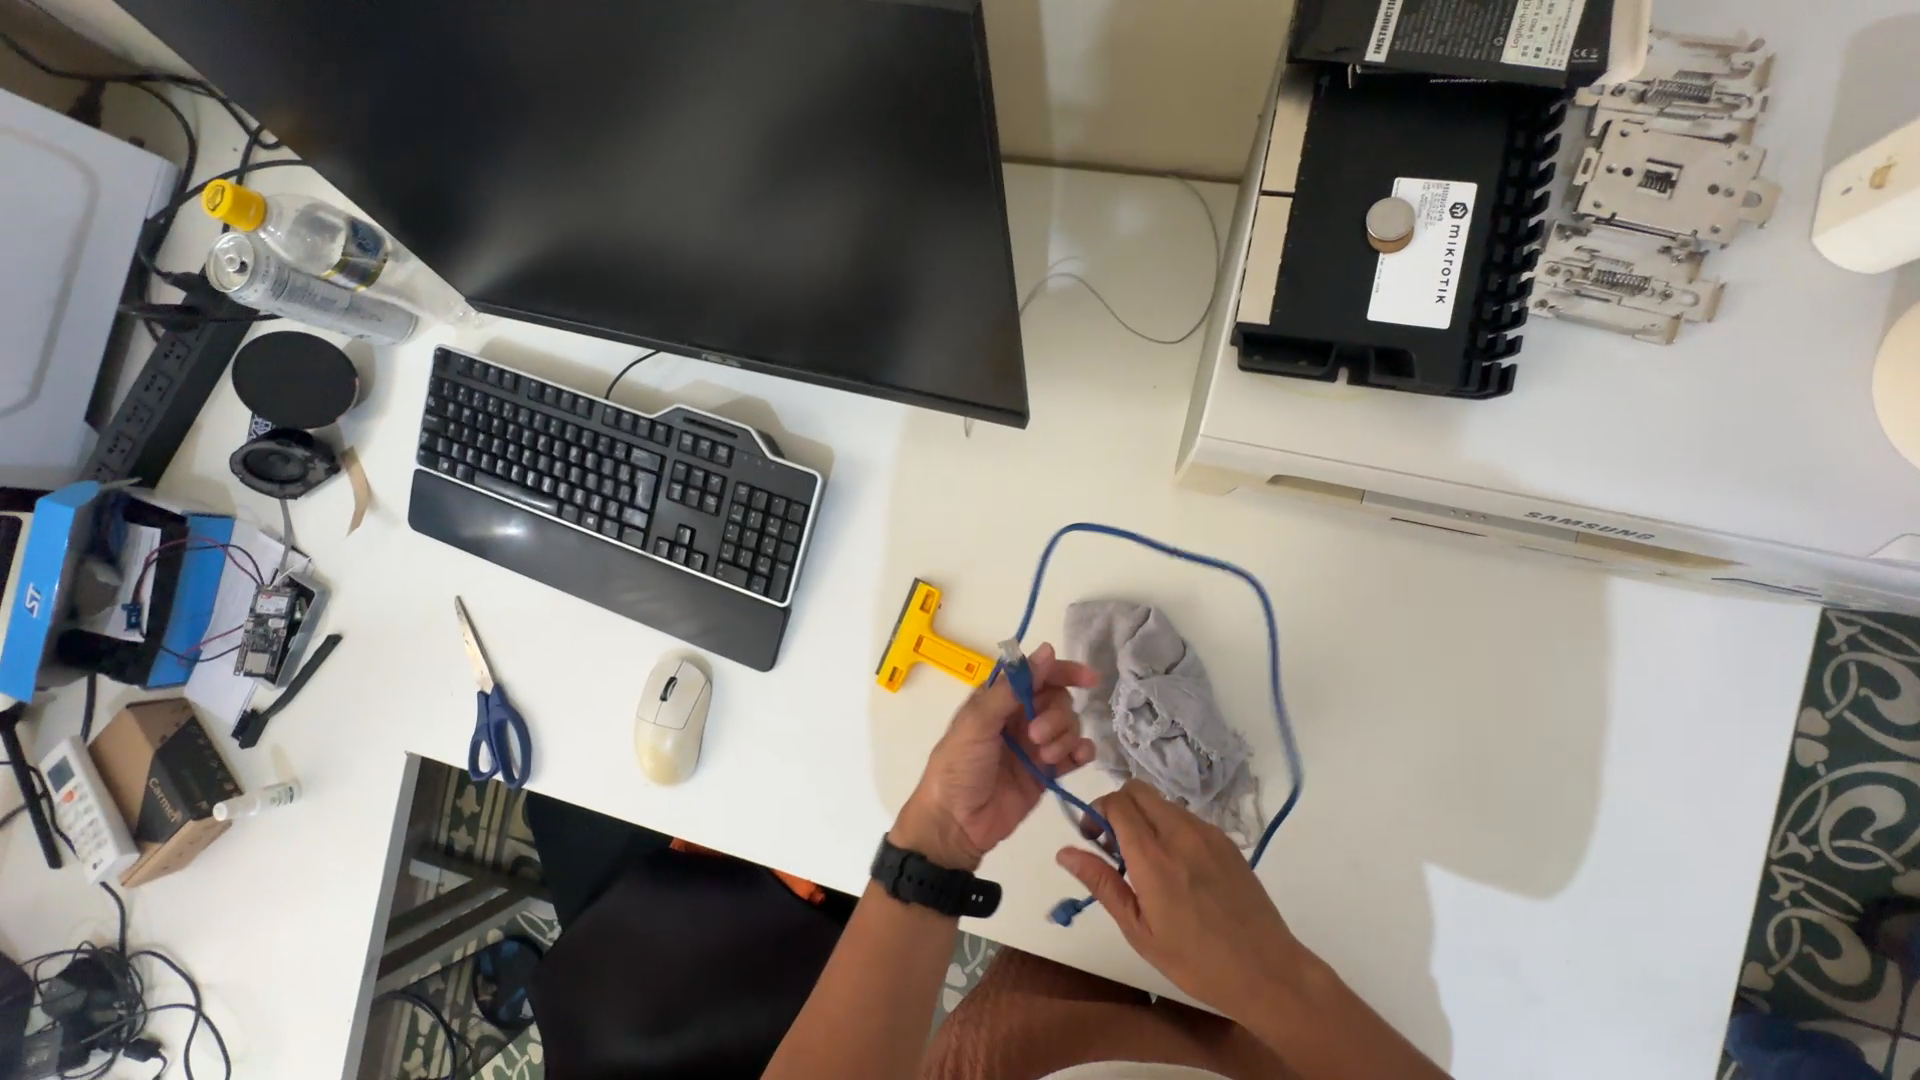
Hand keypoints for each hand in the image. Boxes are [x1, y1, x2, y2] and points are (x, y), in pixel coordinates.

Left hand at [891, 643, 1098, 871]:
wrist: (956, 823)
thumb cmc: (958, 766)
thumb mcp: (977, 722)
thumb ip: (1012, 688)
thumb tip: (1047, 650)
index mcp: (1000, 699)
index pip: (1038, 674)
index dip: (1063, 671)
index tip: (1088, 678)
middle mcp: (1019, 716)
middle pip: (1058, 699)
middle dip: (1056, 714)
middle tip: (1036, 736)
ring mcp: (1035, 745)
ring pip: (1069, 725)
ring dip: (1064, 736)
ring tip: (1045, 756)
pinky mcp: (1047, 772)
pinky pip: (1075, 754)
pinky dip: (1082, 752)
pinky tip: (1079, 759)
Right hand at [1056, 780, 1307, 1019]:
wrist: (1266, 971)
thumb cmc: (1195, 960)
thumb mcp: (1139, 929)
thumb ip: (1102, 883)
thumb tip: (1065, 852)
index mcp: (1153, 856)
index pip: (1116, 802)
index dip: (1096, 812)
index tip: (1093, 840)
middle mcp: (1180, 833)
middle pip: (1138, 790)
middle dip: (1118, 807)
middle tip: (1115, 846)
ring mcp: (1208, 834)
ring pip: (1163, 802)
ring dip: (1144, 817)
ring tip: (1147, 861)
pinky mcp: (1226, 841)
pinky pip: (1187, 818)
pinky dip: (1170, 828)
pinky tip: (1178, 868)